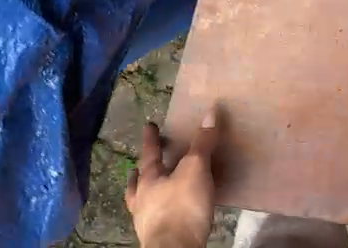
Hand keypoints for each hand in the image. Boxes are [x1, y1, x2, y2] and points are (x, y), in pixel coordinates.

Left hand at [126, 111, 218, 247]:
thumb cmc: (181, 206)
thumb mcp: (195, 168)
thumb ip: (202, 143)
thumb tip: (210, 112)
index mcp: (148, 181)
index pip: (149, 154)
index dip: (151, 139)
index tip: (149, 126)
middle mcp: (142, 201)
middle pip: (137, 183)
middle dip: (140, 173)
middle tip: (140, 166)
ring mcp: (147, 223)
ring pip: (142, 203)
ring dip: (147, 194)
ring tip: (154, 190)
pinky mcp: (158, 238)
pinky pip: (156, 218)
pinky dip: (160, 211)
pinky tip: (170, 211)